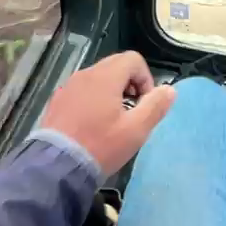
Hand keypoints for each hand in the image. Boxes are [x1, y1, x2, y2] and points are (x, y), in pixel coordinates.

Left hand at [38, 52, 174, 175]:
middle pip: (115, 65)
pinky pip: (82, 90)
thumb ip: (155, 106)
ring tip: (113, 120)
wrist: (56, 166)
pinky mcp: (57, 100)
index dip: (145, 78)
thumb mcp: (135, 130)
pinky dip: (93, 98)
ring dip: (111, 91)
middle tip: (132, 111)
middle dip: (130, 83)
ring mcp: (68, 86)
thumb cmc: (100, 146)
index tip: (145, 102)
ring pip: (98, 77)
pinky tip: (92, 124)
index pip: (133, 59)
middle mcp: (86, 74)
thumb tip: (169, 90)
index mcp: (106, 77)